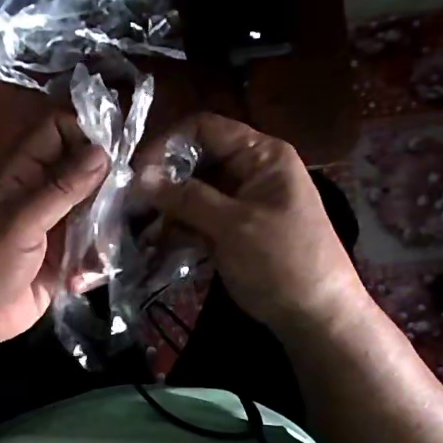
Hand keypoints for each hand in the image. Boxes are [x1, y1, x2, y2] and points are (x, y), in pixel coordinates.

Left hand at [0, 115, 107, 388]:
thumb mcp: (20, 224)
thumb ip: (61, 188)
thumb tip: (102, 150)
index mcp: (19, 171)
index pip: (58, 129)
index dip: (85, 133)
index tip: (113, 154)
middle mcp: (39, 190)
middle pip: (84, 167)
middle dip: (104, 185)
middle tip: (114, 207)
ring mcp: (53, 222)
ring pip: (94, 207)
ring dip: (101, 229)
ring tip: (96, 251)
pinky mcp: (64, 253)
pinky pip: (92, 244)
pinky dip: (91, 260)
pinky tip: (77, 280)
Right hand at [148, 114, 366, 338]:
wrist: (314, 315)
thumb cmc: (283, 261)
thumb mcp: (234, 226)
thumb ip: (187, 198)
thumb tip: (140, 177)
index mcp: (261, 155)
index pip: (205, 128)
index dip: (168, 143)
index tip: (137, 173)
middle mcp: (248, 171)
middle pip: (194, 160)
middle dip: (161, 180)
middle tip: (128, 204)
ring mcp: (238, 203)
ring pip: (190, 193)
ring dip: (163, 209)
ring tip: (135, 228)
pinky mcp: (229, 231)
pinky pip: (194, 220)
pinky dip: (174, 230)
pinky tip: (151, 245)